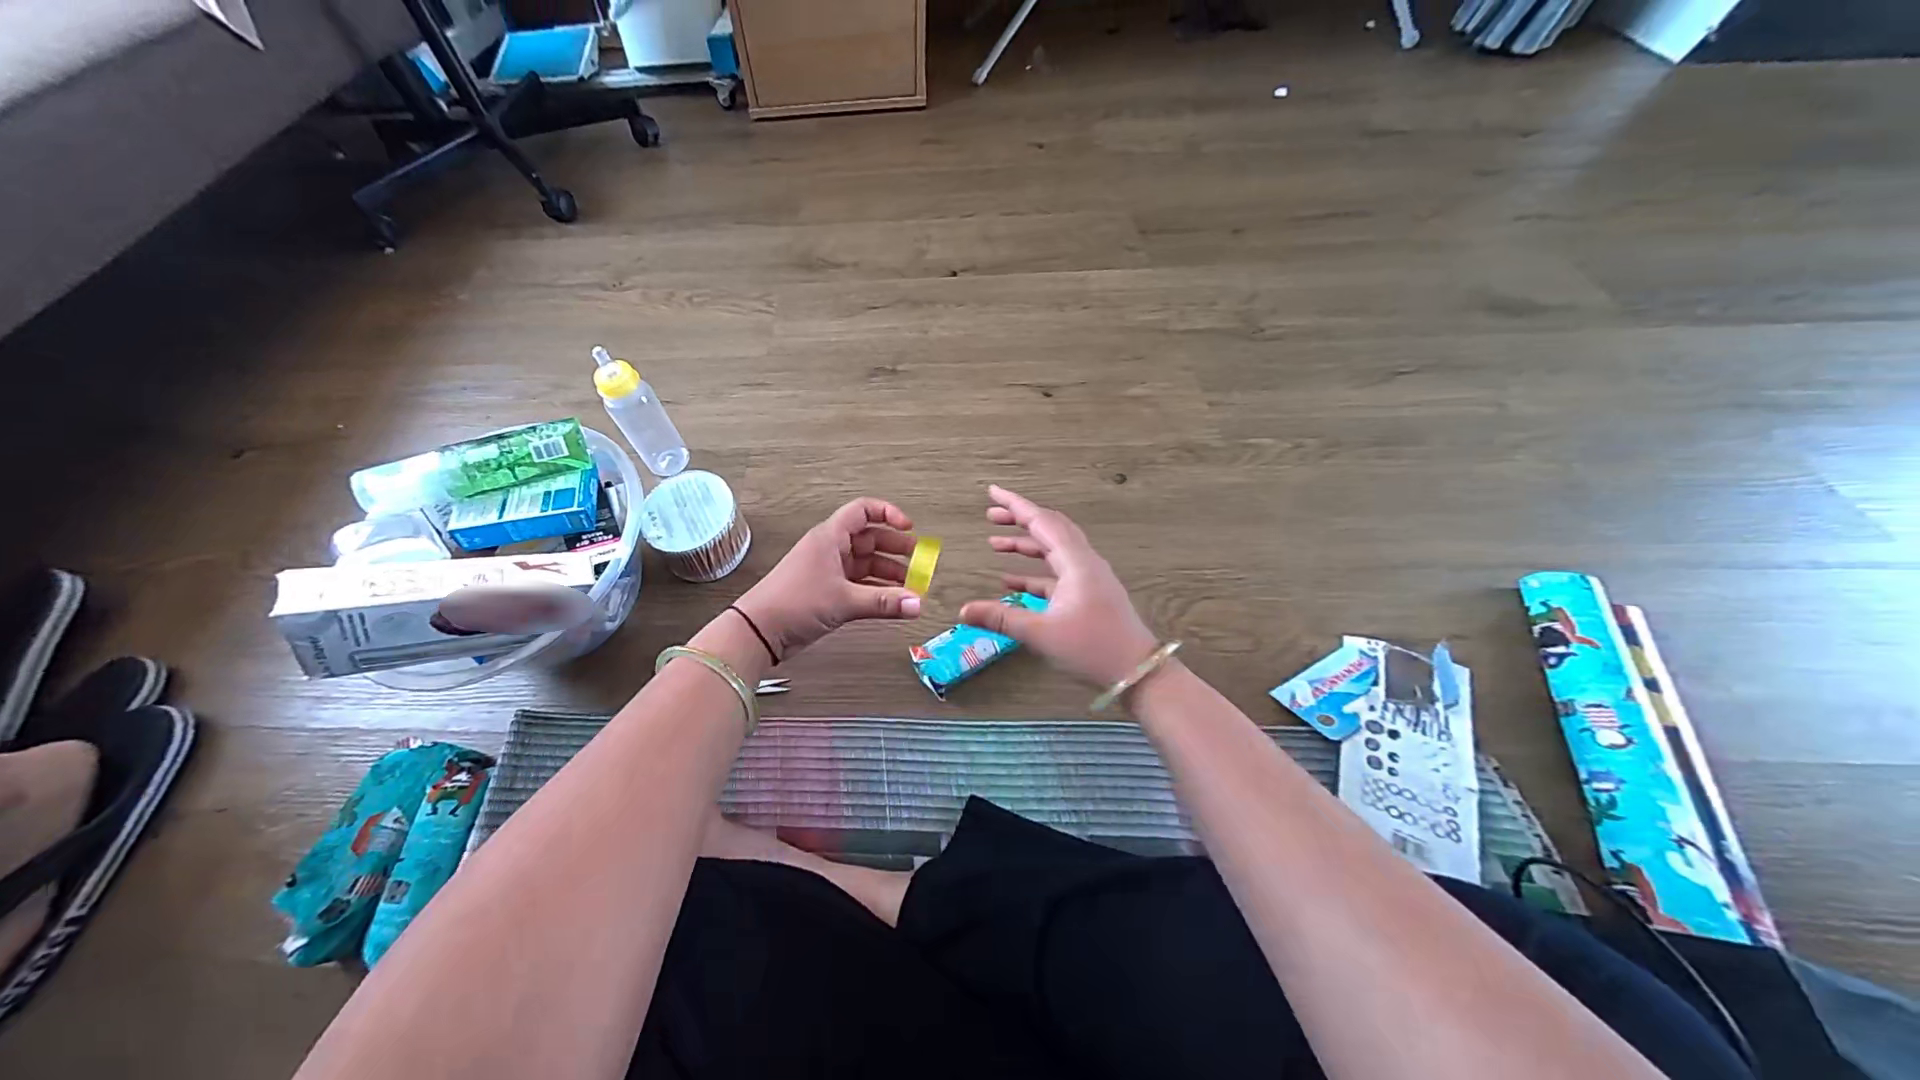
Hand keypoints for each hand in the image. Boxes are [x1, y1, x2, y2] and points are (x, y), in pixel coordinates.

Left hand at [733, 498, 922, 661]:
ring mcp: (828, 571)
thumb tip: (917, 604)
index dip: (888, 514)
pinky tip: (894, 600)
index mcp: (830, 537)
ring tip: (912, 585)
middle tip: (919, 560)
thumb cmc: (794, 603)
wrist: (758, 631)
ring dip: (889, 572)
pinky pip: (860, 583)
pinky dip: (877, 589)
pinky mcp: (827, 592)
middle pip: (869, 539)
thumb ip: (884, 602)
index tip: (909, 528)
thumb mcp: (844, 600)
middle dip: (895, 548)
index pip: (863, 511)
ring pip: (866, 563)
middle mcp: (830, 549)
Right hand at [958, 485, 1158, 687]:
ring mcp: (1090, 579)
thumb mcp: (1042, 634)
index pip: (1042, 521)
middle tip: (990, 514)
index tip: (993, 492)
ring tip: (995, 544)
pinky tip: (1012, 581)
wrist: (1137, 672)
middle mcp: (1084, 563)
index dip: (1015, 505)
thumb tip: (963, 609)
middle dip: (1020, 520)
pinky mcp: (1090, 595)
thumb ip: (1001, 618)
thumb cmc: (1092, 648)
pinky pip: (1058, 574)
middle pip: (1050, 529)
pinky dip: (1035, 572)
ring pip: (1054, 551)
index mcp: (1076, 562)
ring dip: (1026, 545)